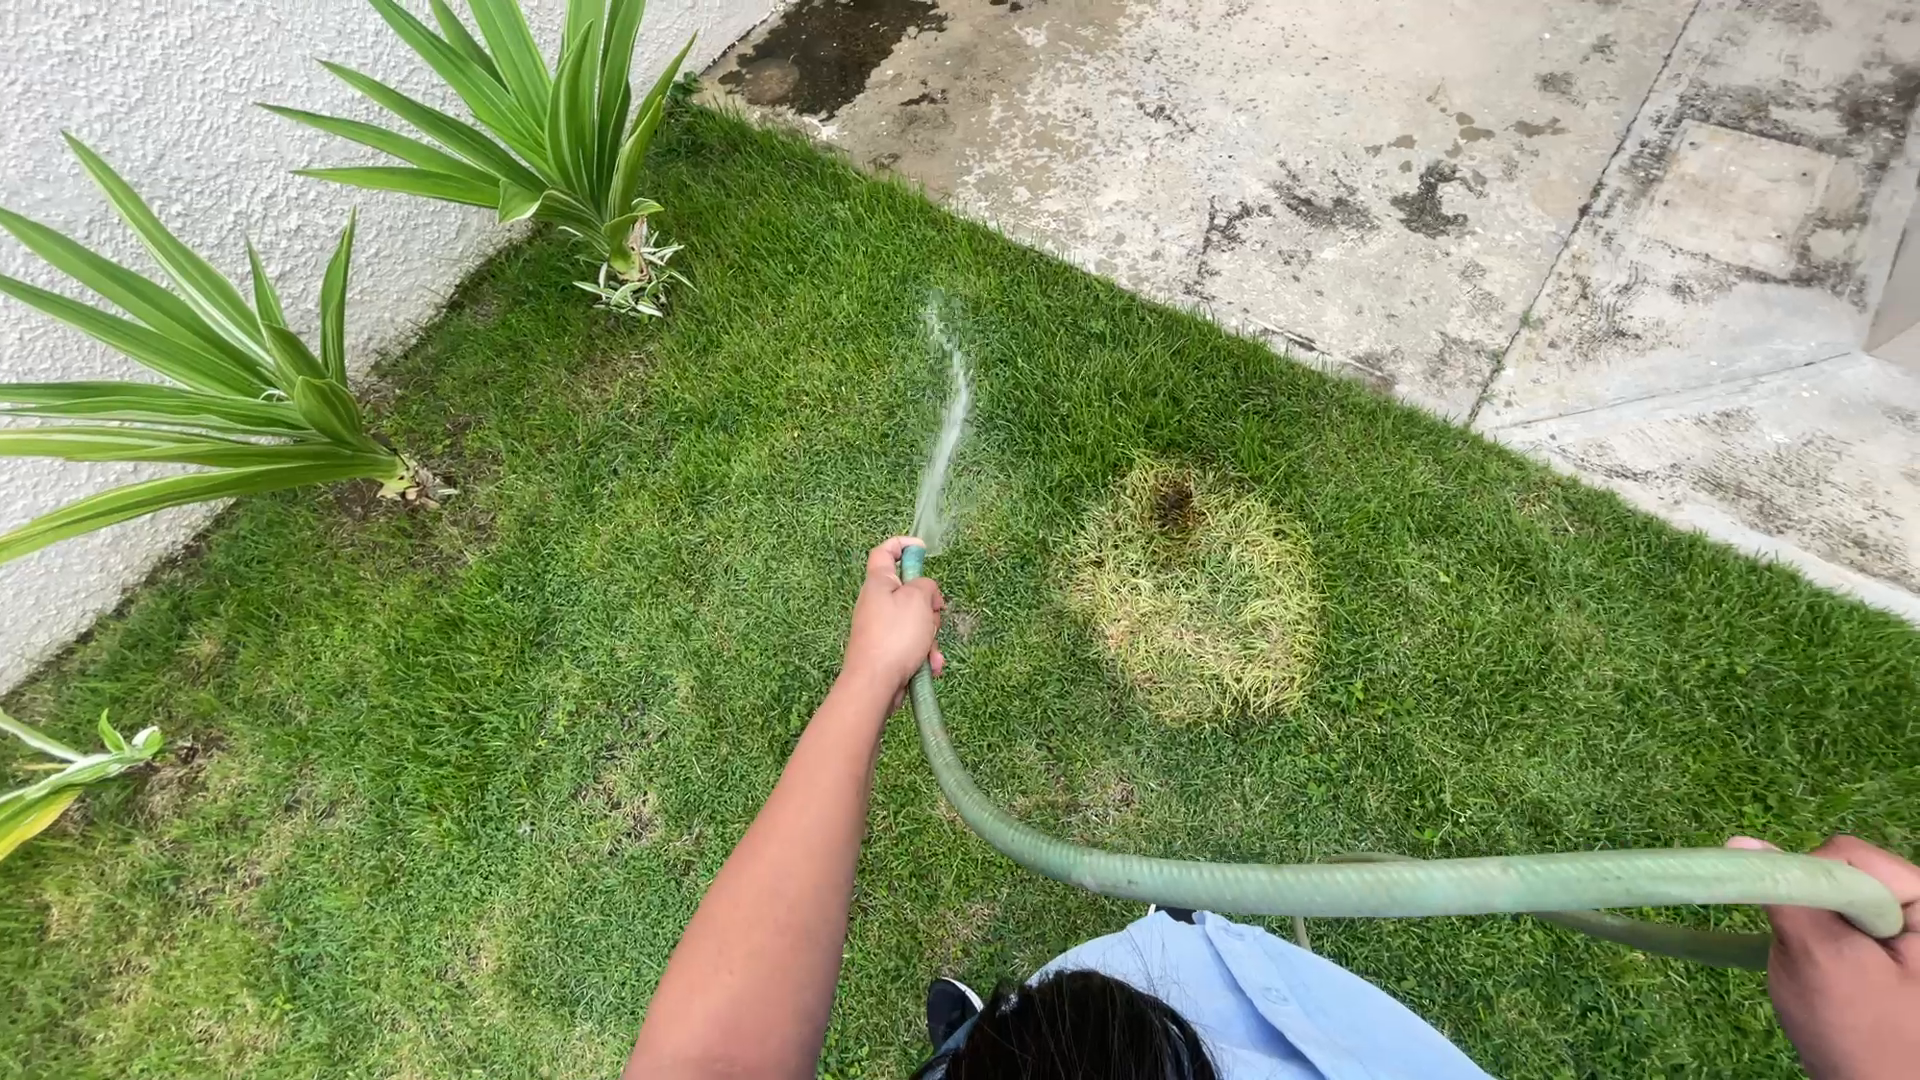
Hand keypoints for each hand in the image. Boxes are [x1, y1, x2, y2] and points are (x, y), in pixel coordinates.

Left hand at [841, 536, 944, 707]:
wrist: (874, 683)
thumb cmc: (895, 635)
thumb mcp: (918, 599)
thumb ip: (926, 585)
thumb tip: (927, 593)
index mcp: (879, 583)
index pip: (884, 552)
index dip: (902, 545)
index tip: (922, 549)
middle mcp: (876, 602)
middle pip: (910, 592)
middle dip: (929, 605)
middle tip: (932, 614)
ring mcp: (881, 627)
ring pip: (916, 622)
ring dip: (929, 636)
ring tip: (929, 651)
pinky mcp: (886, 650)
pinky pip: (912, 644)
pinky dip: (923, 654)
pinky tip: (929, 667)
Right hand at [1726, 834, 1919, 1079]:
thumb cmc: (1864, 1034)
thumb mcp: (1817, 958)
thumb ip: (1785, 894)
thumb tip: (1742, 842)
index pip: (1854, 857)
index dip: (1809, 878)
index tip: (1803, 923)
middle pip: (1855, 875)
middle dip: (1819, 903)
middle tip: (1817, 949)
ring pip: (1853, 898)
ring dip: (1824, 921)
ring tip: (1829, 965)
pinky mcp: (1910, 956)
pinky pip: (1862, 921)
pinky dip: (1836, 937)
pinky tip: (1842, 972)